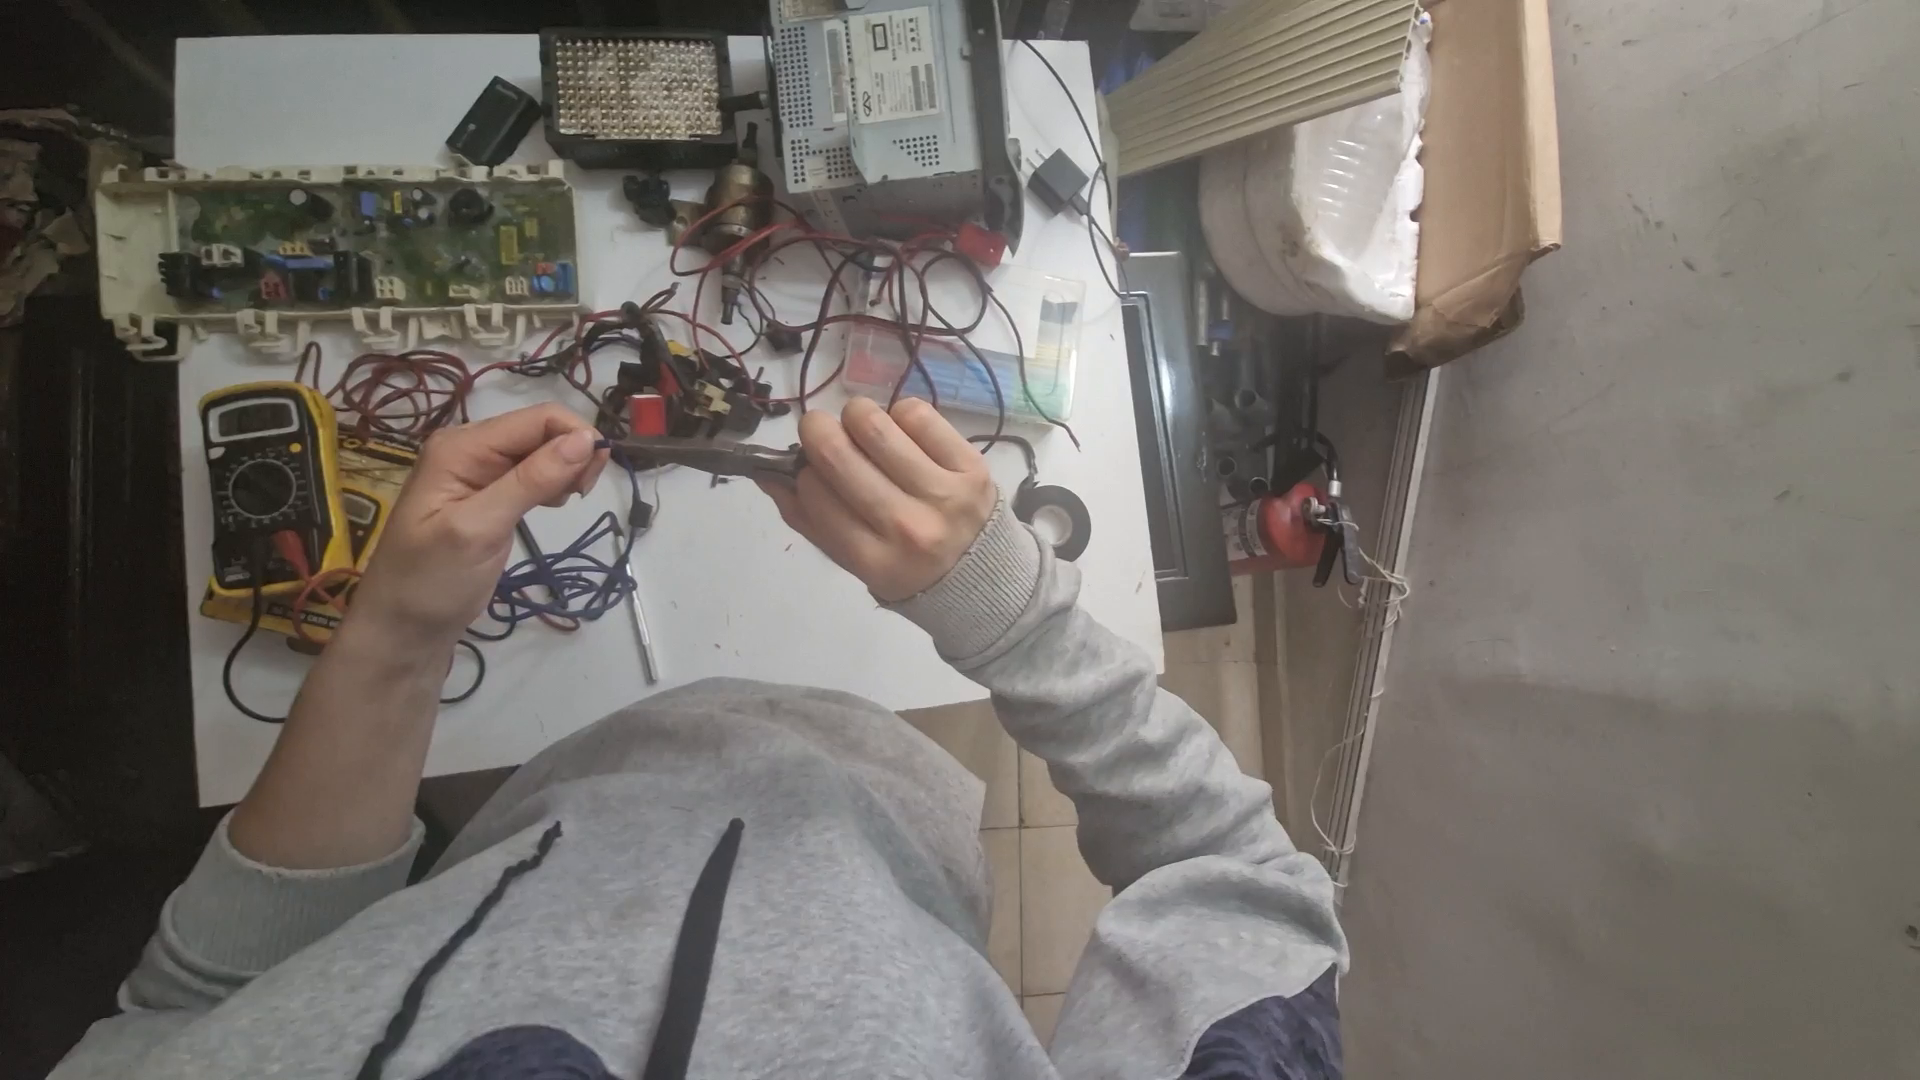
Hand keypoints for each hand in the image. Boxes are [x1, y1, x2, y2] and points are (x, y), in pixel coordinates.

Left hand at [348, 404, 608, 645]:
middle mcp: (473, 447)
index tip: (591, 482)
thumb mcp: (481, 529)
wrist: (404, 626)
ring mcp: (483, 470)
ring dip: (568, 471)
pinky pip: (538, 471)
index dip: (578, 438)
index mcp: (463, 446)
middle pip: (545, 429)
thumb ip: (531, 481)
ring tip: (561, 506)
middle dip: (575, 455)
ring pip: (547, 449)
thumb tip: (586, 440)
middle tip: (578, 497)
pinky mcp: (495, 491)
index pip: (540, 418)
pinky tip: (551, 506)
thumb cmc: (433, 580)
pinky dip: (556, 484)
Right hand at [760, 397, 995, 601]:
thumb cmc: (909, 570)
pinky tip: (903, 434)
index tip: (814, 475)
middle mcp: (909, 528)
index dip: (805, 474)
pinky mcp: (971, 466)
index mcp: (875, 561)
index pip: (815, 495)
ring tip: (864, 431)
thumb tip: (768, 473)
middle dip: (818, 432)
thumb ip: (810, 522)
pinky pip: (916, 413)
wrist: (985, 579)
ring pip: (874, 424)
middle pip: (838, 453)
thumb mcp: (856, 564)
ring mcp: (944, 495)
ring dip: (856, 417)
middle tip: (825, 434)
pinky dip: (899, 414)